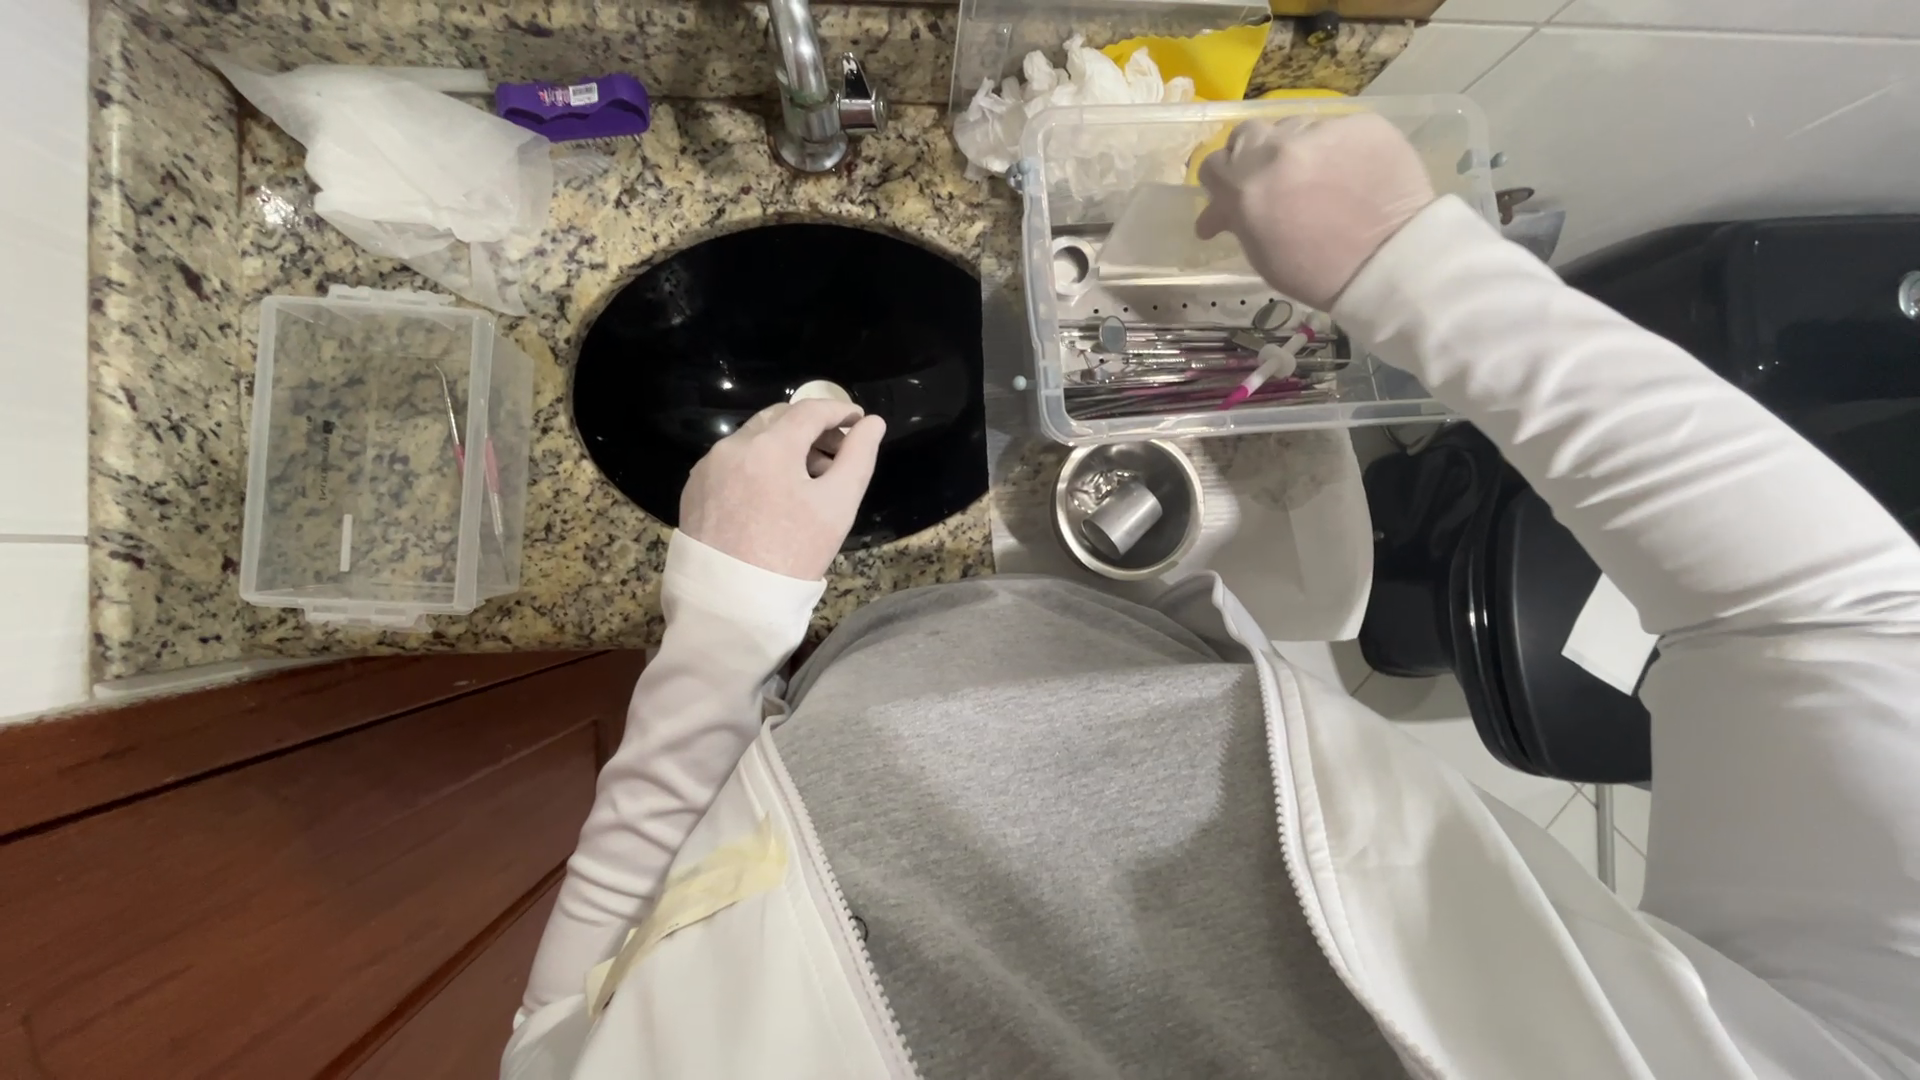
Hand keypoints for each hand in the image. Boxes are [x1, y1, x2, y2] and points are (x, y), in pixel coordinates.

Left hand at [679, 400, 886, 580]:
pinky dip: (759, 464)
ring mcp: (708, 468)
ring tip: (809, 478)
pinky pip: (733, 462)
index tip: (859, 421)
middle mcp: (732, 446)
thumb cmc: (793, 554)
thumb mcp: (837, 505)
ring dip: (785, 447)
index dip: (840, 411)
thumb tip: (873, 423)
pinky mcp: (695, 489)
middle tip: (838, 451)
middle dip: (812, 428)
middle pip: (779, 419)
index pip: (810, 410)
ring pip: (754, 440)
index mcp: (769, 446)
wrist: (732, 603)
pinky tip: (774, 494)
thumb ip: (859, 457)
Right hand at [1195, 113, 1436, 309]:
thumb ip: (1237, 218)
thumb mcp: (1259, 253)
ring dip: (1293, 149)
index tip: (1230, 196)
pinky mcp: (1360, 123)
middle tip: (1267, 180)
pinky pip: (1334, 129)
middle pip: (1248, 134)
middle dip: (1251, 156)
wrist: (1386, 259)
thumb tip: (1222, 209)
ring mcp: (1321, 131)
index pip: (1213, 164)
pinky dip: (1332, 149)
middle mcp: (1277, 149)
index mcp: (1245, 186)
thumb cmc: (1312, 271)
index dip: (1220, 182)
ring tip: (1312, 176)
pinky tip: (1345, 174)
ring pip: (1292, 128)